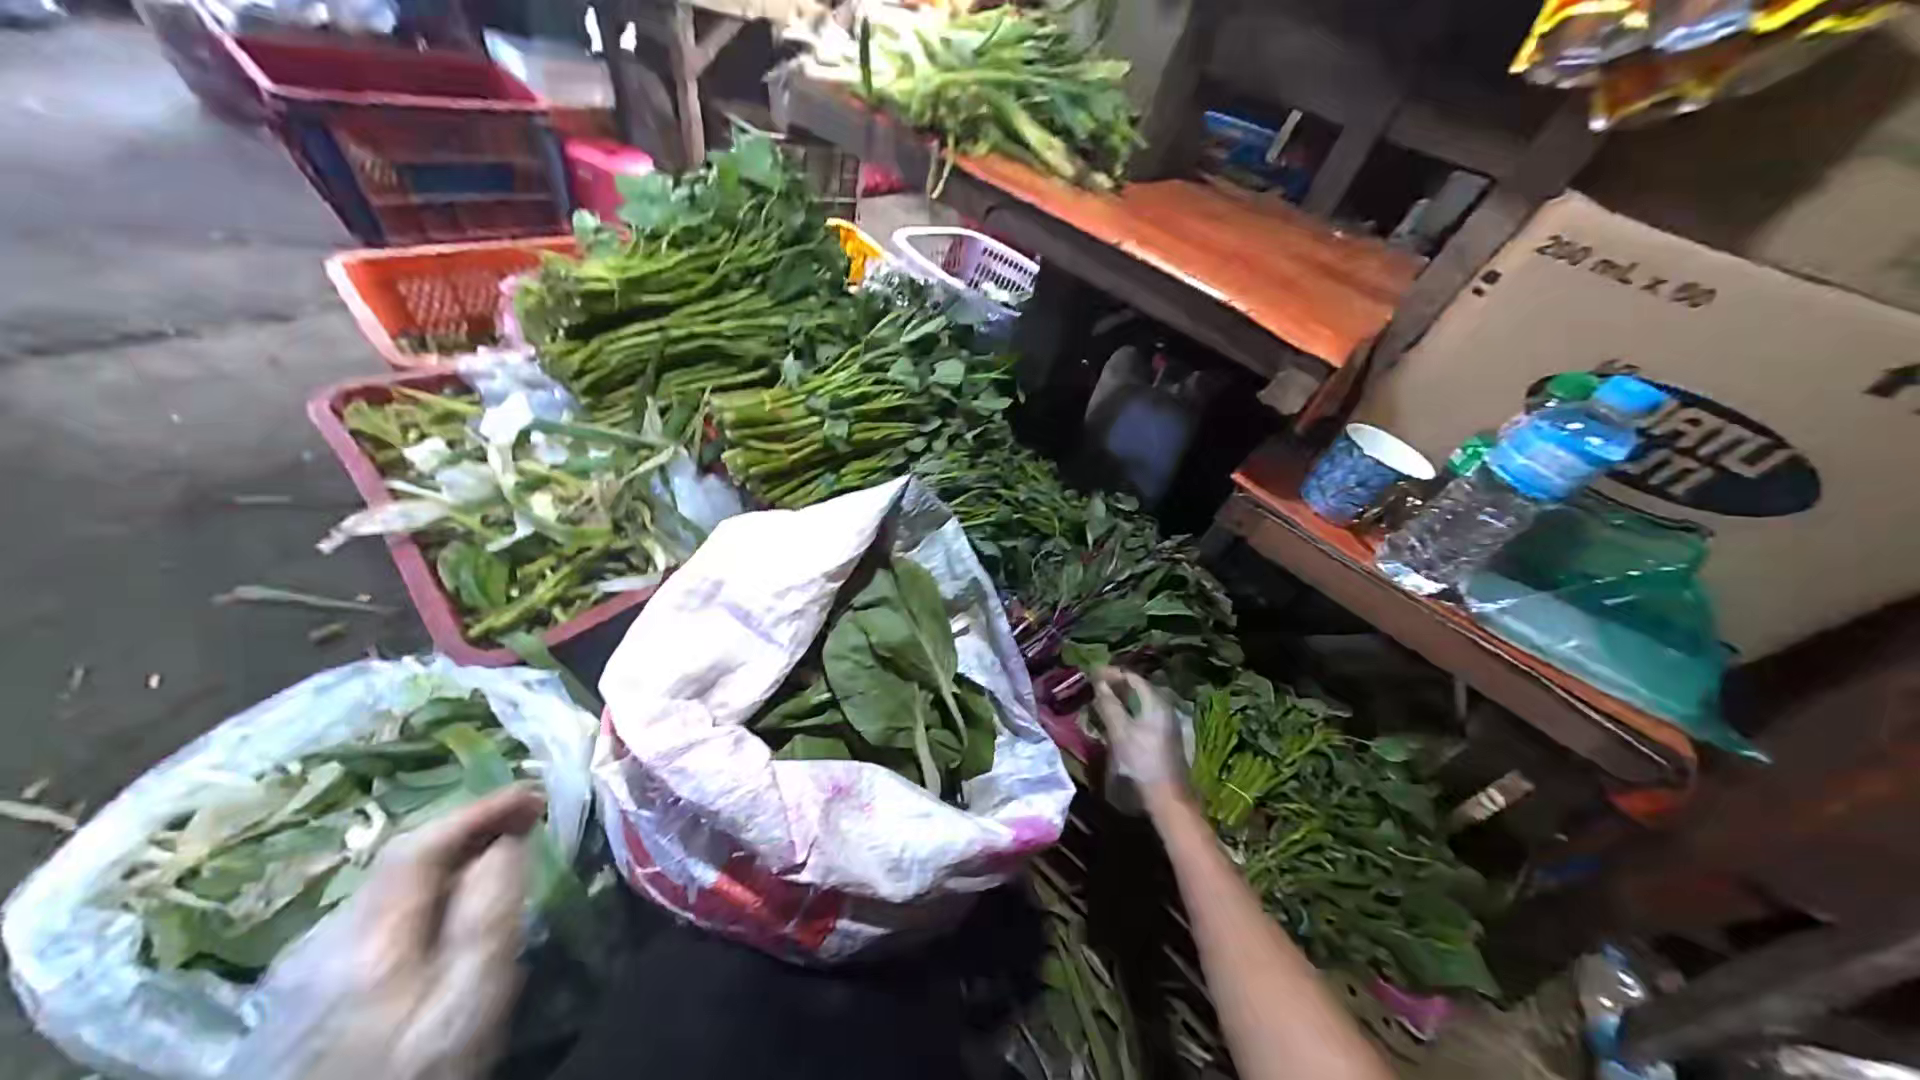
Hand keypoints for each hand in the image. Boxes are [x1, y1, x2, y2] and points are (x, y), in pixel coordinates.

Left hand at [227, 787, 544, 1079]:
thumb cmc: (416, 1077)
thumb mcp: (472, 999)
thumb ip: (491, 914)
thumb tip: (507, 844)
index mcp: (366, 940)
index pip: (419, 845)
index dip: (480, 810)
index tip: (534, 794)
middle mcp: (321, 942)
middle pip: (400, 862)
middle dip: (469, 830)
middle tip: (527, 819)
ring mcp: (301, 971)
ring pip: (387, 889)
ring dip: (448, 861)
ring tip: (499, 856)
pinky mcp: (298, 997)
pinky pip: (375, 918)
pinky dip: (424, 894)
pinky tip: (449, 912)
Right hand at [1091, 668, 1189, 809]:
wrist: (1167, 797)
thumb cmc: (1142, 761)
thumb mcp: (1120, 731)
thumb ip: (1108, 704)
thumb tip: (1098, 682)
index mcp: (1155, 702)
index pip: (1132, 677)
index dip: (1111, 673)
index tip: (1090, 673)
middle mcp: (1163, 708)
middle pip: (1136, 689)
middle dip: (1113, 685)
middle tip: (1091, 686)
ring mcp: (1164, 723)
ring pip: (1138, 703)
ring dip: (1118, 700)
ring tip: (1097, 701)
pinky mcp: (1161, 737)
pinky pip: (1140, 715)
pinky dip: (1125, 712)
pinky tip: (1111, 719)